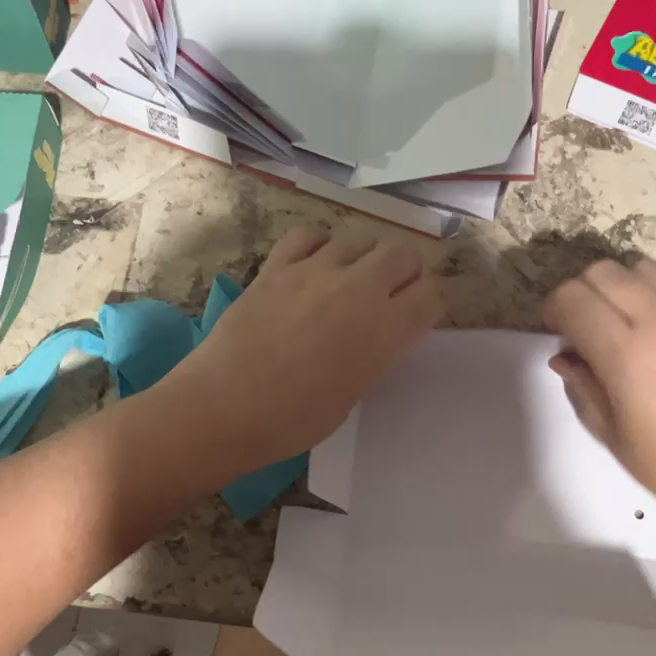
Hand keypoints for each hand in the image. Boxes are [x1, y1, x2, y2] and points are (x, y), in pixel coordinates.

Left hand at [159, 226, 444, 475]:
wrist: (224, 407)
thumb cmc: (292, 421)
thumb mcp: (352, 394)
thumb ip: (373, 354)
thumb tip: (374, 333)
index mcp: (385, 331)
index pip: (432, 294)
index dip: (428, 304)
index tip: (416, 315)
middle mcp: (359, 290)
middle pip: (404, 255)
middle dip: (404, 273)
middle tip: (387, 296)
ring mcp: (316, 271)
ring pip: (361, 239)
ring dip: (363, 258)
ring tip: (348, 282)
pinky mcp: (277, 265)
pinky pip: (310, 234)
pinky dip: (318, 244)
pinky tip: (313, 264)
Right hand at [543, 256, 655, 539]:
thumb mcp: (615, 438)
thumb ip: (583, 387)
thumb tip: (567, 357)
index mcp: (628, 354)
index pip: (572, 299)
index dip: (554, 311)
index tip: (557, 334)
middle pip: (603, 273)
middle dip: (582, 294)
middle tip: (585, 328)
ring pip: (644, 268)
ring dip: (623, 287)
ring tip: (626, 323)